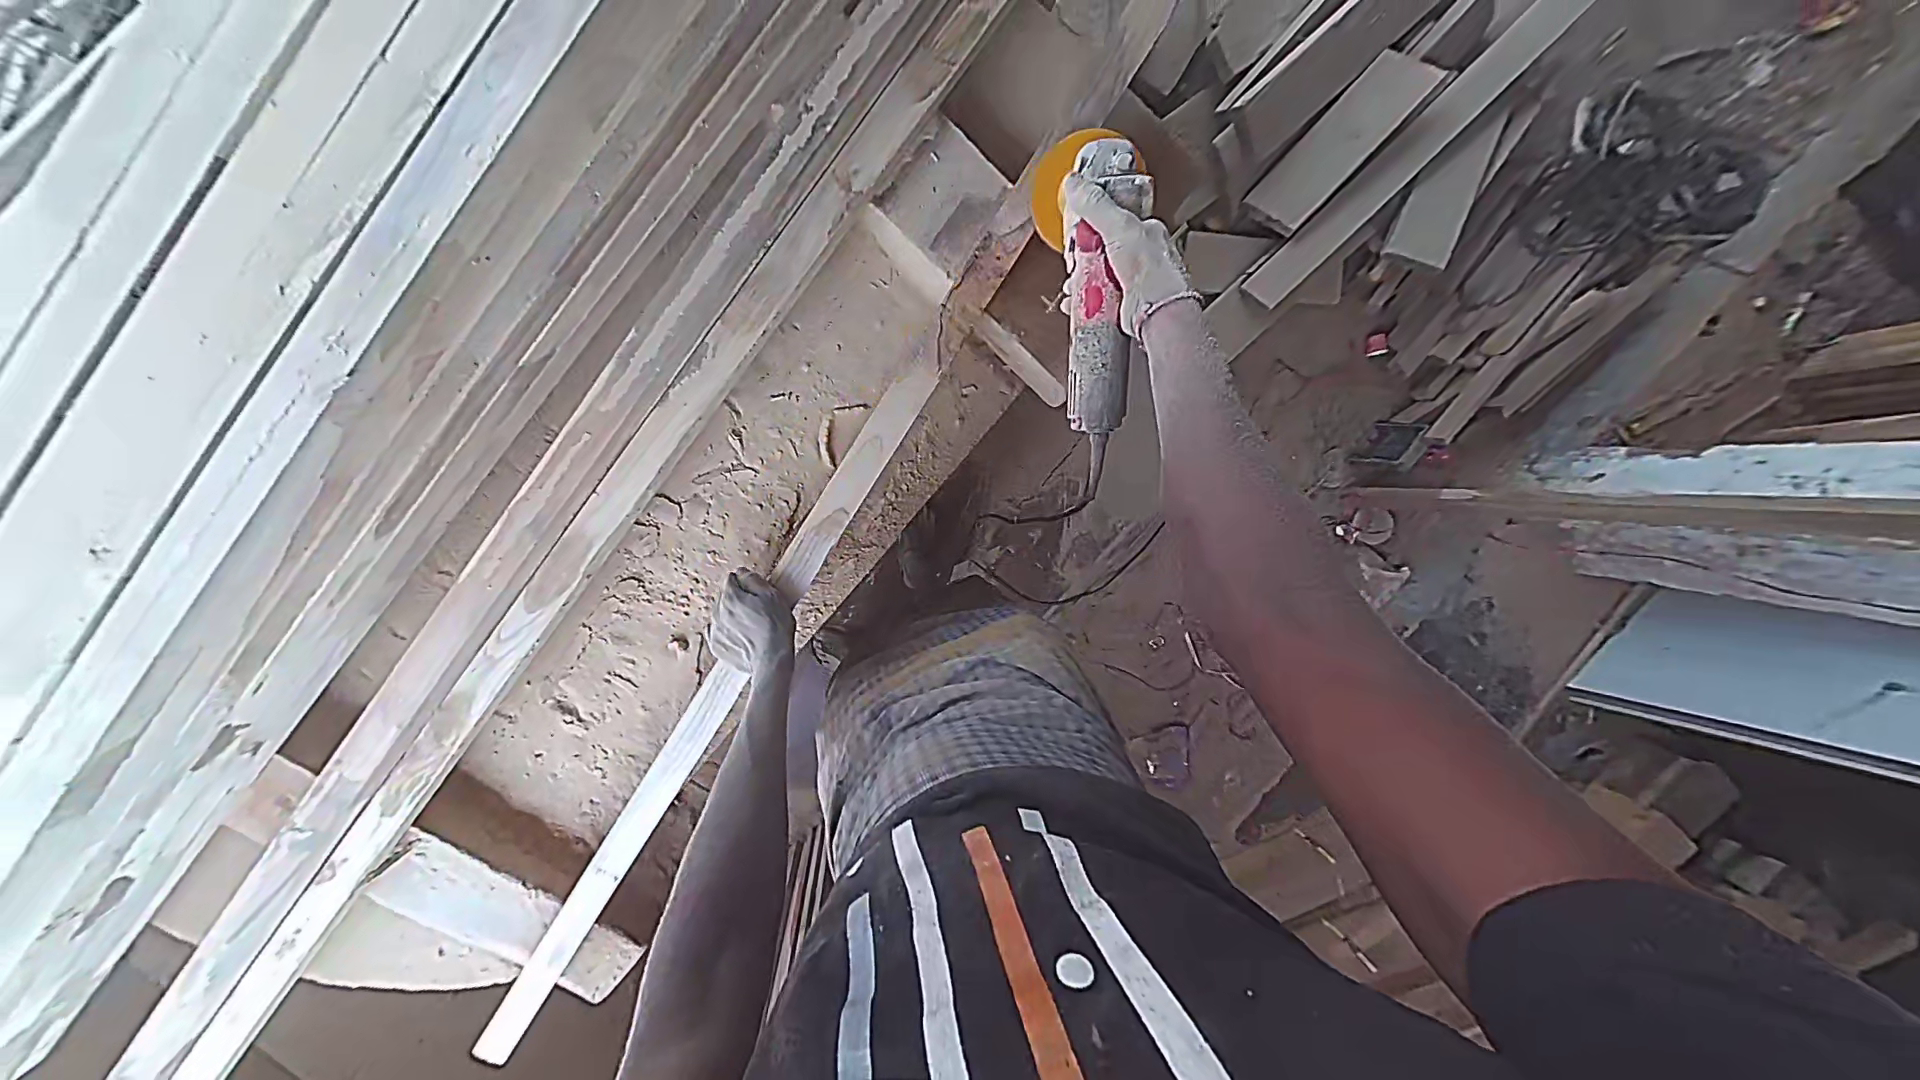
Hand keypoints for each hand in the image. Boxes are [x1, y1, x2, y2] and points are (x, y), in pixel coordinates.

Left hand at [708, 570, 794, 674]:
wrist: (771, 659)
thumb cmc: (775, 628)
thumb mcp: (772, 595)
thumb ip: (752, 579)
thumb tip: (740, 573)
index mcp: (729, 596)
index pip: (731, 578)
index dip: (746, 583)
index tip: (757, 593)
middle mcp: (717, 611)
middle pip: (724, 595)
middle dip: (738, 598)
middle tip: (757, 609)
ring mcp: (714, 629)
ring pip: (721, 612)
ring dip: (732, 614)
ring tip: (752, 624)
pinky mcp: (715, 644)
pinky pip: (718, 630)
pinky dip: (728, 630)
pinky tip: (742, 634)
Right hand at [1062, 173, 1195, 336]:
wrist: (1157, 314)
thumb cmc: (1151, 271)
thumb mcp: (1120, 227)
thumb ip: (1095, 205)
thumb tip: (1074, 182)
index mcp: (1146, 232)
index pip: (1113, 220)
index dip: (1092, 224)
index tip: (1077, 229)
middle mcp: (1139, 257)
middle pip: (1100, 251)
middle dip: (1081, 257)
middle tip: (1073, 260)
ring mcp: (1130, 283)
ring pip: (1096, 277)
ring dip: (1079, 281)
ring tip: (1073, 283)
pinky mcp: (1120, 306)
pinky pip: (1095, 301)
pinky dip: (1082, 302)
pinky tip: (1076, 302)